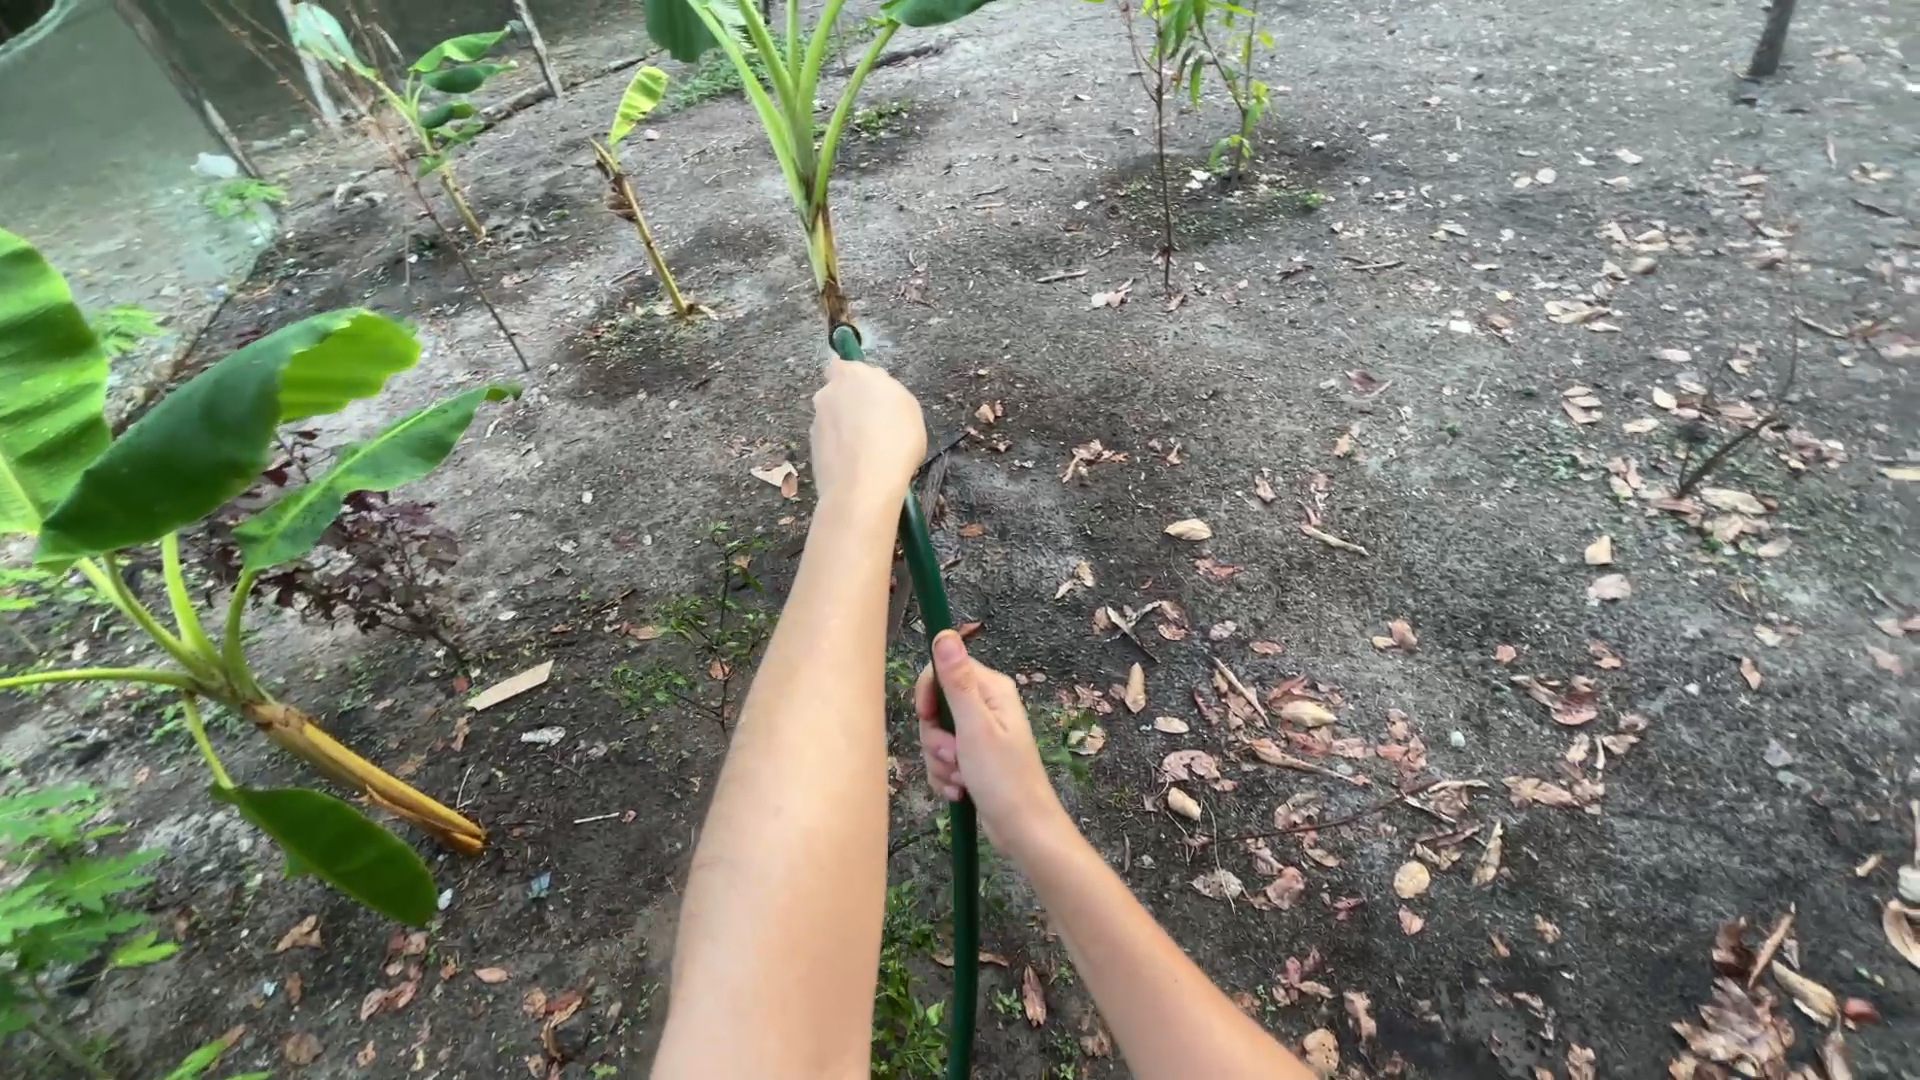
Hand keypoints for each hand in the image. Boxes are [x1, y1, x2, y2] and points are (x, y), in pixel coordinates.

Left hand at [810, 358, 925, 507]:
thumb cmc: (896, 441)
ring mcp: (817, 420)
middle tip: (871, 424)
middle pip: (836, 392)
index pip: (844, 364)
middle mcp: (829, 393)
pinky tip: (855, 464)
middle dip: (848, 403)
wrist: (864, 485)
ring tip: (865, 450)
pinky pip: (828, 441)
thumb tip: (876, 394)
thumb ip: (887, 393)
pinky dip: (838, 448)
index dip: (855, 380)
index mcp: (854, 374)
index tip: (870, 395)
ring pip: (831, 418)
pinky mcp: (812, 447)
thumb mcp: (909, 408)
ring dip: (843, 428)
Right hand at [916, 631, 1068, 856]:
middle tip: (953, 755)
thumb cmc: (1003, 777)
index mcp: (991, 689)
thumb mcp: (974, 726)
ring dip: (940, 761)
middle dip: (935, 738)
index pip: (942, 669)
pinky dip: (945, 776)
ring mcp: (980, 733)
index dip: (928, 694)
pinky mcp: (974, 758)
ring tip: (961, 778)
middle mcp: (986, 705)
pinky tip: (960, 791)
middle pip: (935, 707)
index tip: (927, 718)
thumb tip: (944, 633)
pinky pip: (942, 759)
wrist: (1023, 830)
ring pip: (936, 736)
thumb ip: (957, 680)